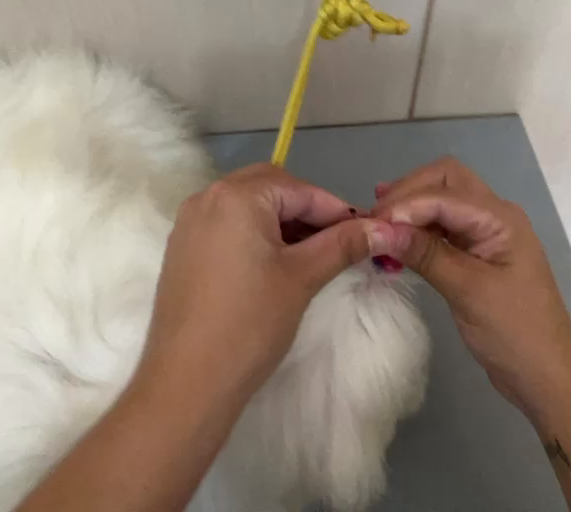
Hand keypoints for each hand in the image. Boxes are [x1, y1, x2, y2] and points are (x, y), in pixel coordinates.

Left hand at [140, 164, 398, 399]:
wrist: (186, 383)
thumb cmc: (249, 324)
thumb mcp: (303, 278)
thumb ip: (344, 244)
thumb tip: (388, 228)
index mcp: (236, 195)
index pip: (300, 190)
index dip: (337, 211)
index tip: (367, 234)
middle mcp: (208, 196)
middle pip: (271, 187)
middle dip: (307, 210)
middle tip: (337, 242)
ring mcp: (190, 222)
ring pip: (248, 205)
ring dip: (282, 221)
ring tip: (311, 256)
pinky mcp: (182, 248)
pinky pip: (227, 224)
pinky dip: (255, 233)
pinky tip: (275, 264)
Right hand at [370, 157, 570, 421]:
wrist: (548, 377)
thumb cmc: (514, 333)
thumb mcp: (467, 291)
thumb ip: (425, 254)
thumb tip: (380, 229)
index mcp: (500, 218)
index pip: (445, 193)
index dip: (406, 203)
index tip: (371, 224)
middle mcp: (495, 215)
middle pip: (446, 181)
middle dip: (409, 192)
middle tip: (374, 217)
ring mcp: (487, 233)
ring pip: (443, 199)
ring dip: (412, 207)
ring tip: (378, 224)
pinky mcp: (478, 252)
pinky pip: (444, 225)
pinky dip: (419, 227)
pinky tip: (398, 240)